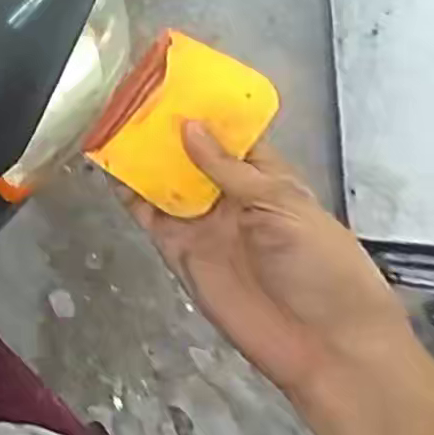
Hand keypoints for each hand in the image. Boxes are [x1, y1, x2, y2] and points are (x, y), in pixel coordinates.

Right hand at [118, 122, 413, 399]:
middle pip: (187, 153)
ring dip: (139, 154)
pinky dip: (125, 190)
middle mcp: (228, 195)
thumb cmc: (323, 270)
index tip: (172, 84)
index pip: (229, 136)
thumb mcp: (284, 206)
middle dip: (162, 127)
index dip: (203, 111)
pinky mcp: (177, 246)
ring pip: (162, 178)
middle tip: (130, 97)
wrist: (326, 351)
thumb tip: (188, 127)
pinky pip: (145, 211)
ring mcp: (200, 220)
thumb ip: (230, 169)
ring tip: (110, 121)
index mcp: (264, 180)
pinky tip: (107, 166)